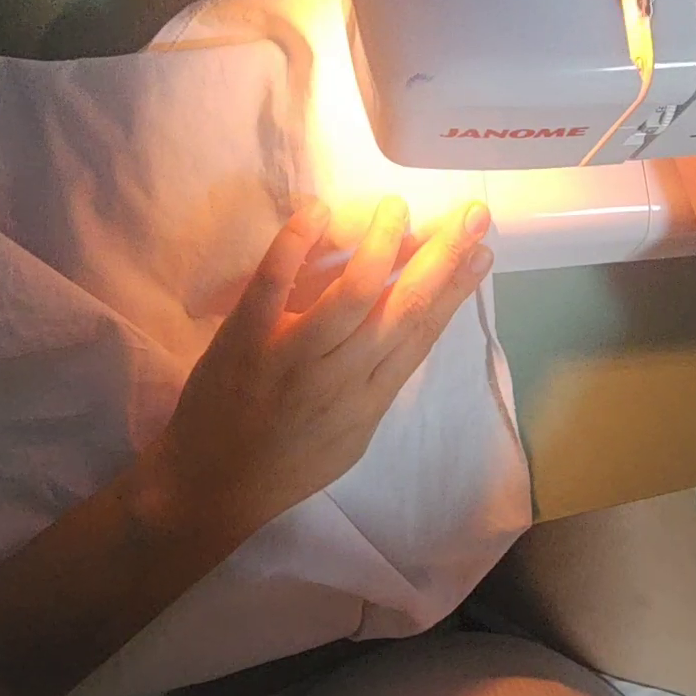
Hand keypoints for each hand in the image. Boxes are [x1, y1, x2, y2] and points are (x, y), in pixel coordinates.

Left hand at [149, 196, 494, 535]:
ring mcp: (293, 355)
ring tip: (397, 207)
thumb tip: (410, 330)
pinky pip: (274, 282)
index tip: (483, 252)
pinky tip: (318, 212)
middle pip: (403, 307)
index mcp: (370, 400)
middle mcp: (341, 376)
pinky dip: (295, 243)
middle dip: (442, 257)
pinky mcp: (246, 337)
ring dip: (380, 244)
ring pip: (352, 293)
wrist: (212, 487)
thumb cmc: (287, 463)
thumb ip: (378, 382)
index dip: (456, 290)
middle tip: (471, 214)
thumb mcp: (351, 436)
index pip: (423, 333)